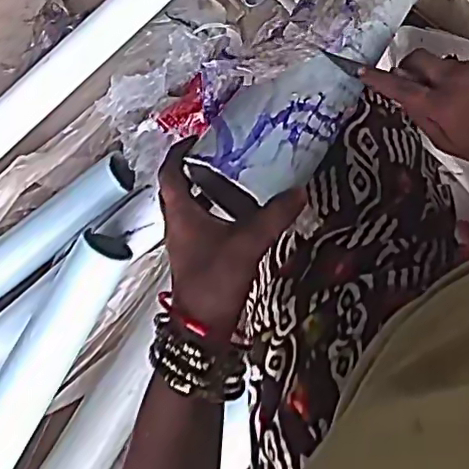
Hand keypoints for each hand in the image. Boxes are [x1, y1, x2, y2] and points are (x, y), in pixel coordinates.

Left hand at [157, 141, 305, 339]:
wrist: (202, 330)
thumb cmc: (215, 280)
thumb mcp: (248, 243)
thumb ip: (274, 216)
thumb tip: (299, 191)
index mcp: (181, 212)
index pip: (170, 172)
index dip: (179, 151)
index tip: (197, 137)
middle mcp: (177, 223)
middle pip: (179, 186)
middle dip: (195, 168)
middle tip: (219, 155)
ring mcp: (184, 240)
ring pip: (190, 205)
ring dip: (207, 190)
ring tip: (233, 179)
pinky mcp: (194, 255)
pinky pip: (201, 222)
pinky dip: (216, 211)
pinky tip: (240, 215)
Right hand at [357, 51, 468, 165]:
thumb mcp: (441, 140)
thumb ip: (418, 114)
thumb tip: (401, 93)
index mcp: (440, 104)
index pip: (401, 87)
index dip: (379, 79)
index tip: (363, 72)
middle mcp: (451, 80)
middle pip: (415, 59)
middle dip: (405, 67)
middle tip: (405, 81)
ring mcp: (467, 68)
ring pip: (433, 60)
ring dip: (428, 72)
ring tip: (437, 92)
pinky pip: (451, 63)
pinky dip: (446, 74)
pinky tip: (457, 91)